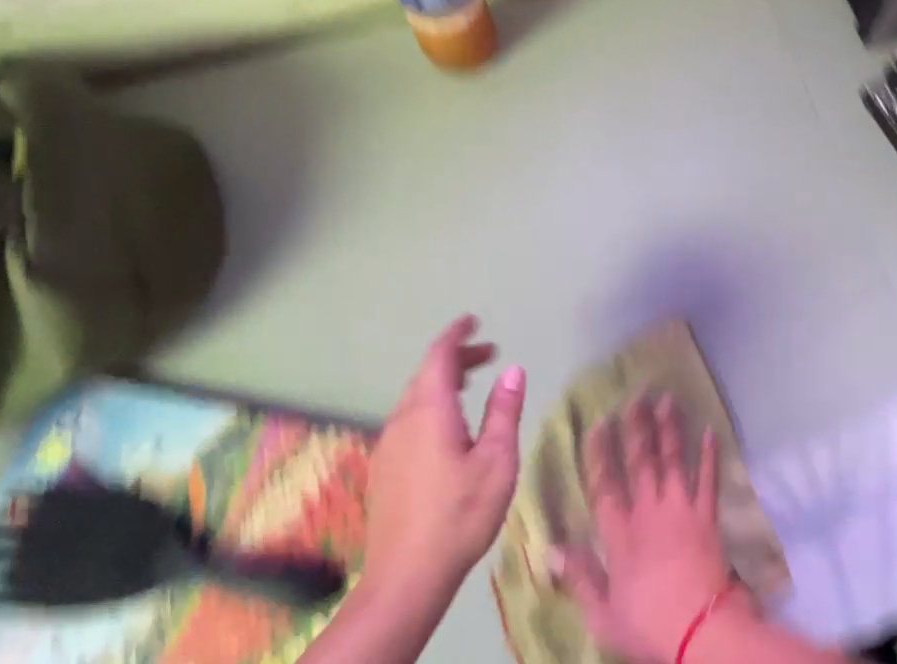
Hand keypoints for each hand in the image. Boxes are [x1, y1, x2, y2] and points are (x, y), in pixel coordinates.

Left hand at [362, 315, 526, 596]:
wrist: (405, 577)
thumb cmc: (460, 515)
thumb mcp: (497, 461)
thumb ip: (504, 411)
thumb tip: (513, 370)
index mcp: (430, 411)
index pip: (439, 357)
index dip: (456, 335)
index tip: (473, 320)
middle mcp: (402, 420)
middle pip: (425, 374)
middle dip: (455, 358)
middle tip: (487, 353)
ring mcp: (388, 445)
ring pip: (414, 398)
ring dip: (442, 382)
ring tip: (471, 386)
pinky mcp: (383, 468)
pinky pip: (407, 419)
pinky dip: (430, 406)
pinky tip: (447, 428)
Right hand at [558, 393, 749, 663]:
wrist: (701, 631)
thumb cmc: (648, 623)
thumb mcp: (603, 612)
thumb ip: (579, 576)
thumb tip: (552, 548)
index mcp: (620, 534)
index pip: (605, 485)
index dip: (600, 453)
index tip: (599, 422)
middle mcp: (650, 512)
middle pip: (641, 462)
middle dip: (637, 427)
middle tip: (635, 395)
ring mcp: (682, 510)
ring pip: (673, 461)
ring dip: (670, 429)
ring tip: (667, 399)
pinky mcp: (708, 517)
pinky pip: (709, 480)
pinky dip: (709, 455)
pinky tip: (710, 431)